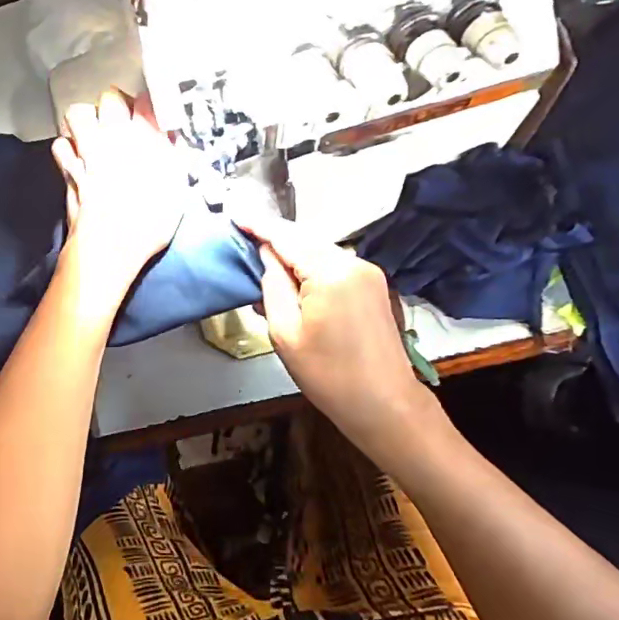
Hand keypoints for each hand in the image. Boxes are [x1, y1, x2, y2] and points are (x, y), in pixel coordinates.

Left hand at [52, 88, 186, 298]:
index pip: (147, 101)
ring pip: (78, 113)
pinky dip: (66, 146)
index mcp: (146, 137)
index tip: (150, 116)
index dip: (148, 106)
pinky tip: (74, 155)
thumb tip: (174, 146)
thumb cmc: (148, 222)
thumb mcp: (177, 190)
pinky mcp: (67, 169)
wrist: (109, 244)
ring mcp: (87, 151)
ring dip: (85, 119)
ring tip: (92, 130)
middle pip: (110, 98)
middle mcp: (114, 137)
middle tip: (120, 118)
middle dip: (115, 104)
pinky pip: (60, 144)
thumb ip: (176, 160)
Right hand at [236, 212, 440, 445]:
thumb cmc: (329, 375)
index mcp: (330, 273)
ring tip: (261, 266)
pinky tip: (290, 280)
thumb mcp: (285, 332)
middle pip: (304, 240)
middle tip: (243, 241)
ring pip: (318, 251)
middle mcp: (353, 263)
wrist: (383, 403)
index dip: (259, 227)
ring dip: (291, 254)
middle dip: (274, 239)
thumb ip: (272, 286)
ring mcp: (367, 273)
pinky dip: (309, 267)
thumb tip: (266, 256)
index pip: (286, 239)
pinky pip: (332, 265)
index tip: (235, 216)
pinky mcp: (372, 285)